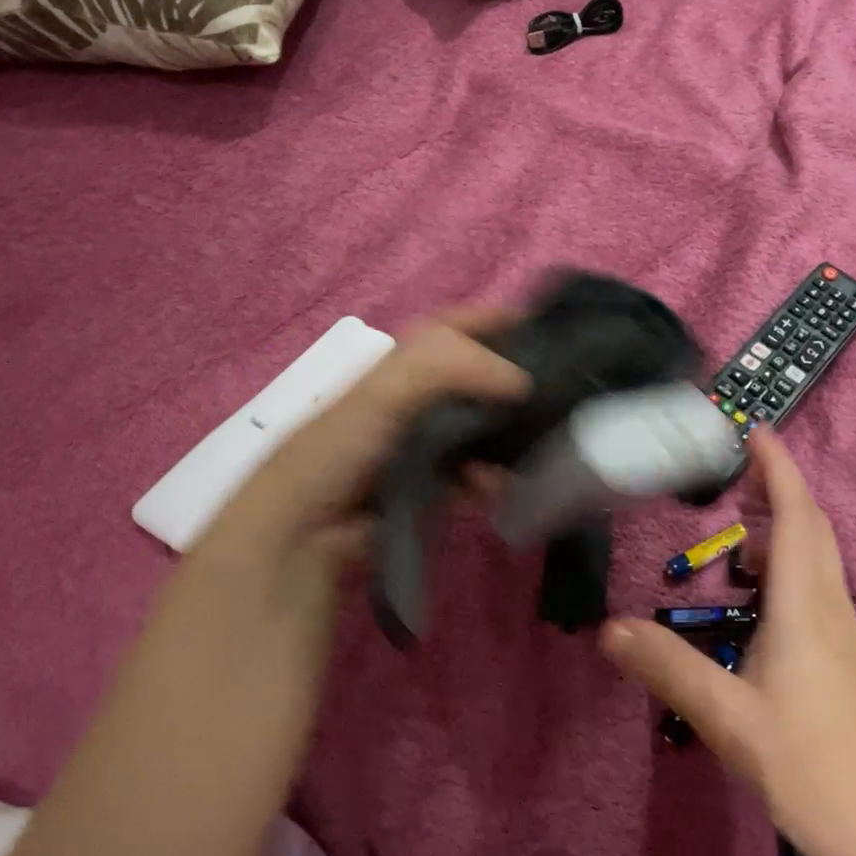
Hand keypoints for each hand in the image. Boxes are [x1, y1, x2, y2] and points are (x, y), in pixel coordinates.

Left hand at [205, 308, 530, 577]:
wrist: (297, 535)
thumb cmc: (336, 451)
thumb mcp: (384, 392)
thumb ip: (448, 367)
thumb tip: (520, 380)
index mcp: (398, 368)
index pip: (453, 328)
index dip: (492, 320)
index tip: (541, 325)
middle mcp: (414, 400)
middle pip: (475, 379)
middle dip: (513, 384)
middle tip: (557, 393)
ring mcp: (422, 445)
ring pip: (481, 429)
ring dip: (508, 438)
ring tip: (534, 451)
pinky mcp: (429, 487)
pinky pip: (474, 474)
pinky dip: (490, 478)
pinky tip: (497, 489)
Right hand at [598, 433, 855, 855]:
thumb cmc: (809, 762)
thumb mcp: (728, 718)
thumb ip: (669, 669)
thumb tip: (609, 630)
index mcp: (807, 605)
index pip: (799, 514)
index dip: (780, 467)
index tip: (757, 430)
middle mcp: (834, 608)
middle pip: (814, 530)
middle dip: (780, 492)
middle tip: (737, 480)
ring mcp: (849, 636)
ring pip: (819, 563)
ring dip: (785, 536)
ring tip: (740, 546)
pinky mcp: (851, 663)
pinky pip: (821, 594)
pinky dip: (791, 575)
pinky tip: (763, 610)